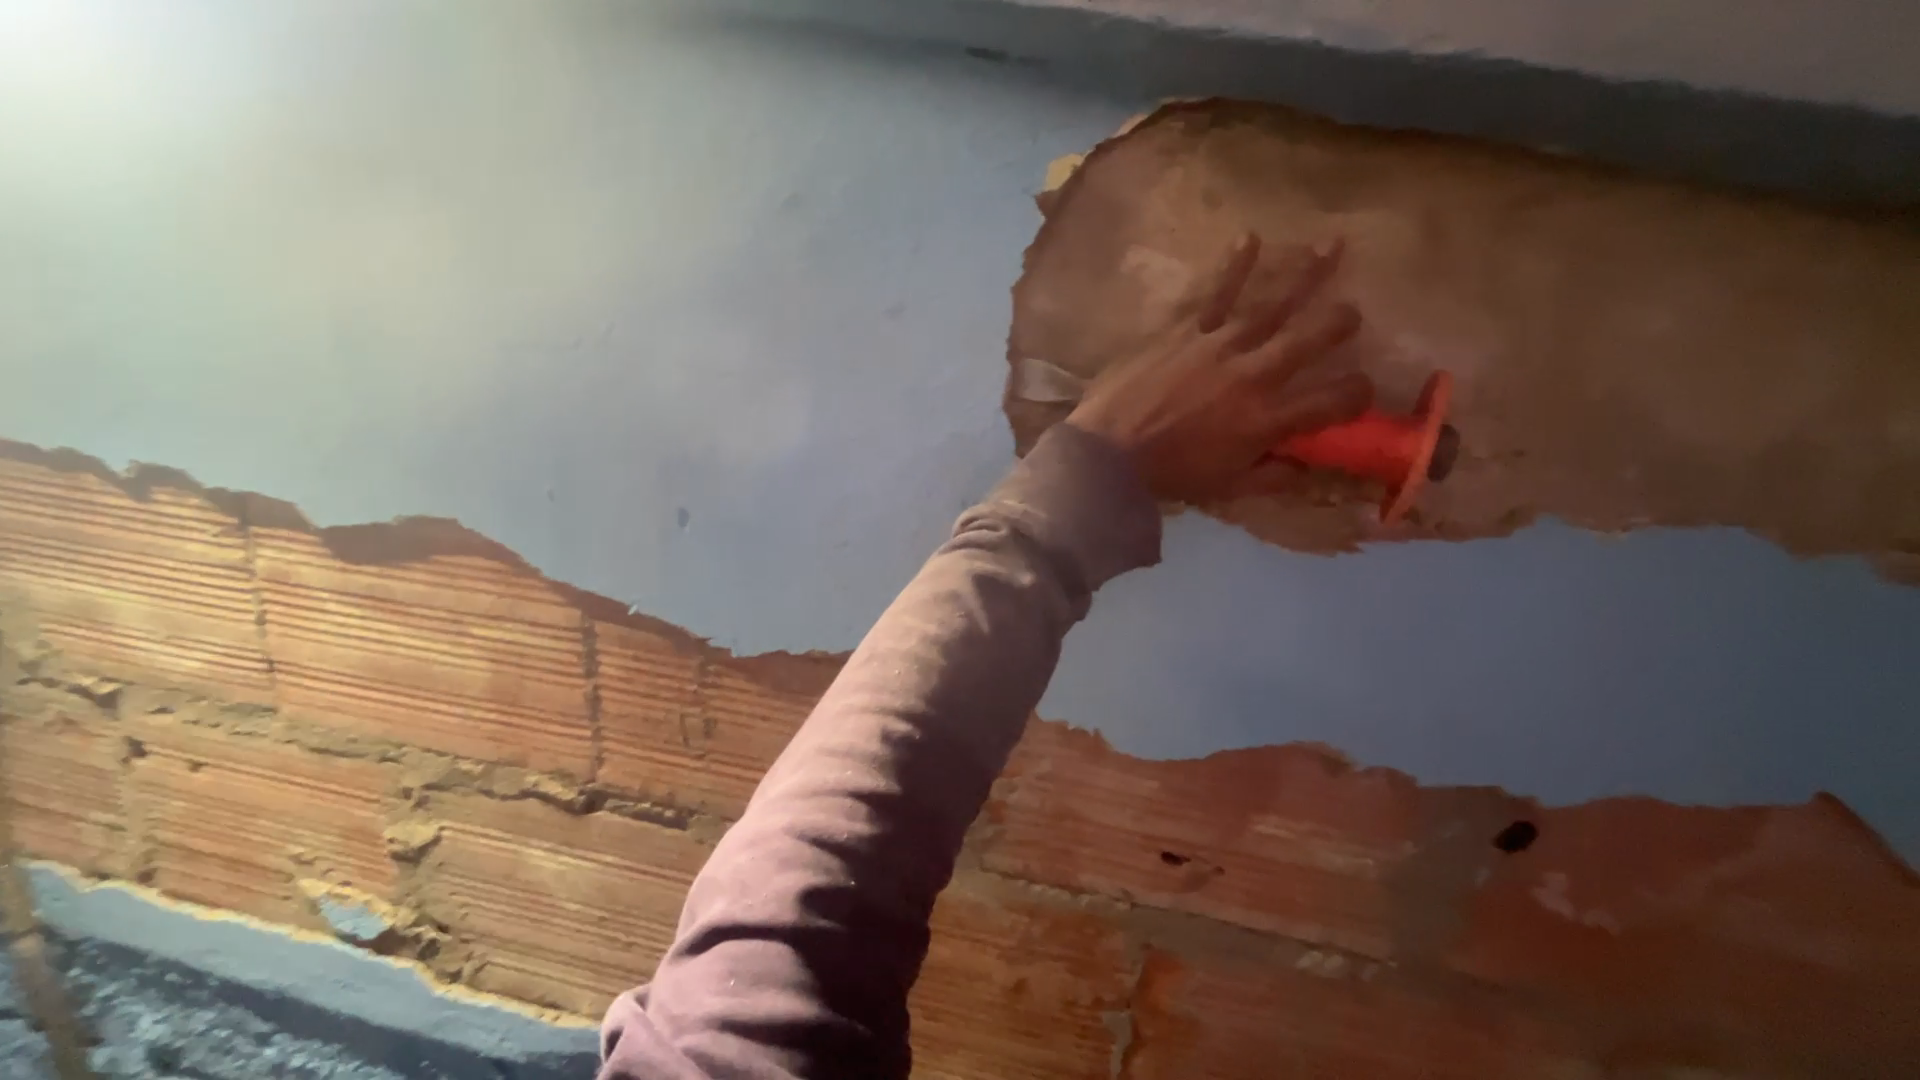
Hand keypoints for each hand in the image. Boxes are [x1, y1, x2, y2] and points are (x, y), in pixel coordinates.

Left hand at [1066, 232, 1372, 504]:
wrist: (1108, 453)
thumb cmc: (1169, 476)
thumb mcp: (1226, 487)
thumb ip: (1271, 477)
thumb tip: (1307, 466)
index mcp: (1267, 420)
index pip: (1333, 401)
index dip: (1357, 394)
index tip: (1363, 389)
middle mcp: (1253, 376)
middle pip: (1310, 339)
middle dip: (1339, 323)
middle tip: (1353, 313)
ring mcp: (1219, 346)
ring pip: (1272, 304)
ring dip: (1305, 274)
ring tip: (1332, 246)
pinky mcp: (1184, 330)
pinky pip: (1215, 292)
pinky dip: (1234, 265)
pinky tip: (1251, 237)